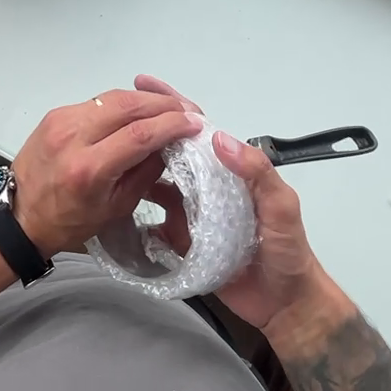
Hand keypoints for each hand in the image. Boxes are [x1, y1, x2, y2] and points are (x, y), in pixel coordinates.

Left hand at [9, 89, 202, 255]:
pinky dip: (123, 104)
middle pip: (127, 105)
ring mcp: (61, 120)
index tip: (194, 123)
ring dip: (145, 99)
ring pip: (113, 97)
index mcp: (88, 168)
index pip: (139, 134)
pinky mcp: (56, 113)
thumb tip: (169, 143)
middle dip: (163, 104)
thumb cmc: (68, 221)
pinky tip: (140, 110)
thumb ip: (144, 173)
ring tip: (169, 107)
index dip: (171, 125)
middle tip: (187, 110)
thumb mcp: (115, 208)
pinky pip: (98, 102)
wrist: (17, 214)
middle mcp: (73, 137)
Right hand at [132, 76, 340, 331]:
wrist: (285, 306)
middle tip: (108, 121)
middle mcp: (203, 184)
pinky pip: (149, 222)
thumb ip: (257, 172)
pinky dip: (131, 213)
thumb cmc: (287, 251)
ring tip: (103, 160)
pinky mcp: (178, 240)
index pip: (195, 129)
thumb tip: (217, 137)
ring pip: (153, 183)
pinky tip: (108, 205)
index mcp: (226, 169)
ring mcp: (188, 211)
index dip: (170, 104)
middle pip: (168, 151)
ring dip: (131, 170)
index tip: (141, 84)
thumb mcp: (281, 207)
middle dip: (141, 133)